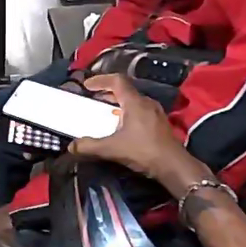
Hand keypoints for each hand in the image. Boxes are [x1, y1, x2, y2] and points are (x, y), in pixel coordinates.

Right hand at [69, 74, 200, 190]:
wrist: (174, 166)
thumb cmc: (143, 151)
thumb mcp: (112, 149)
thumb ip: (89, 146)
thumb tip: (71, 146)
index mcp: (135, 102)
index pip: (117, 81)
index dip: (100, 80)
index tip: (87, 85)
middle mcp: (146, 102)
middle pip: (125, 90)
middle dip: (107, 93)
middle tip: (93, 99)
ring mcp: (156, 112)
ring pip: (133, 101)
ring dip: (118, 103)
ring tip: (105, 112)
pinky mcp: (160, 123)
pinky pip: (140, 110)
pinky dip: (127, 112)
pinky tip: (122, 126)